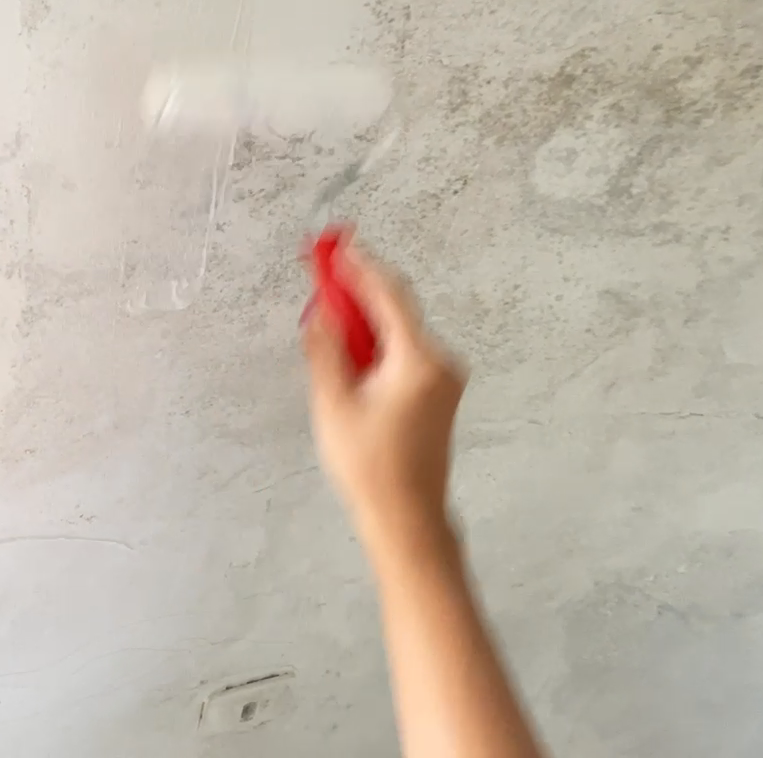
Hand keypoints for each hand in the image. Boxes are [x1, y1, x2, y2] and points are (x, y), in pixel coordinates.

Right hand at [301, 242, 467, 543]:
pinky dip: (372, 343)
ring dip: (360, 320)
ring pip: (394, 332)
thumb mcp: (333, 400)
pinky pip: (400, 352)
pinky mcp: (435, 393)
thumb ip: (327, 346)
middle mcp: (440, 363)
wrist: (406, 516)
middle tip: (321, 275)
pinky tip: (346, 351)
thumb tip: (322, 309)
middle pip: (393, 310)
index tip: (334, 245)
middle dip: (355, 291)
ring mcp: (442, 379)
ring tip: (325, 321)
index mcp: (418, 360)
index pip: (388, 295)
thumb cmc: (368, 463)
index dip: (358, 266)